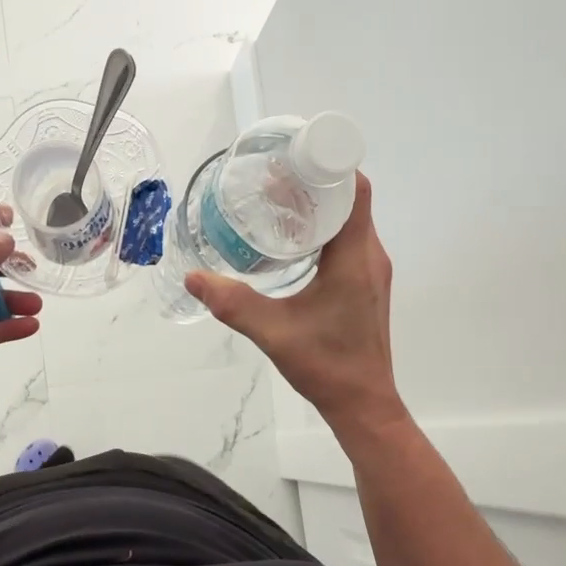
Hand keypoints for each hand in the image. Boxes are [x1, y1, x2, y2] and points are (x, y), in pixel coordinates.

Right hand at [185, 173, 403, 428]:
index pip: (354, 190)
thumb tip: (193, 279)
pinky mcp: (366, 287)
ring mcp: (372, 272)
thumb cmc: (327, 365)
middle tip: (270, 183)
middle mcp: (371, 256)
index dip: (326, 166)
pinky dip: (324, 232)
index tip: (289, 162)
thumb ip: (233, 304)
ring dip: (319, 209)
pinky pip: (349, 243)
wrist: (363, 403)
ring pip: (350, 222)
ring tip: (276, 207)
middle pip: (351, 200)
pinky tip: (292, 245)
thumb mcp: (274, 332)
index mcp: (355, 257)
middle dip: (314, 184)